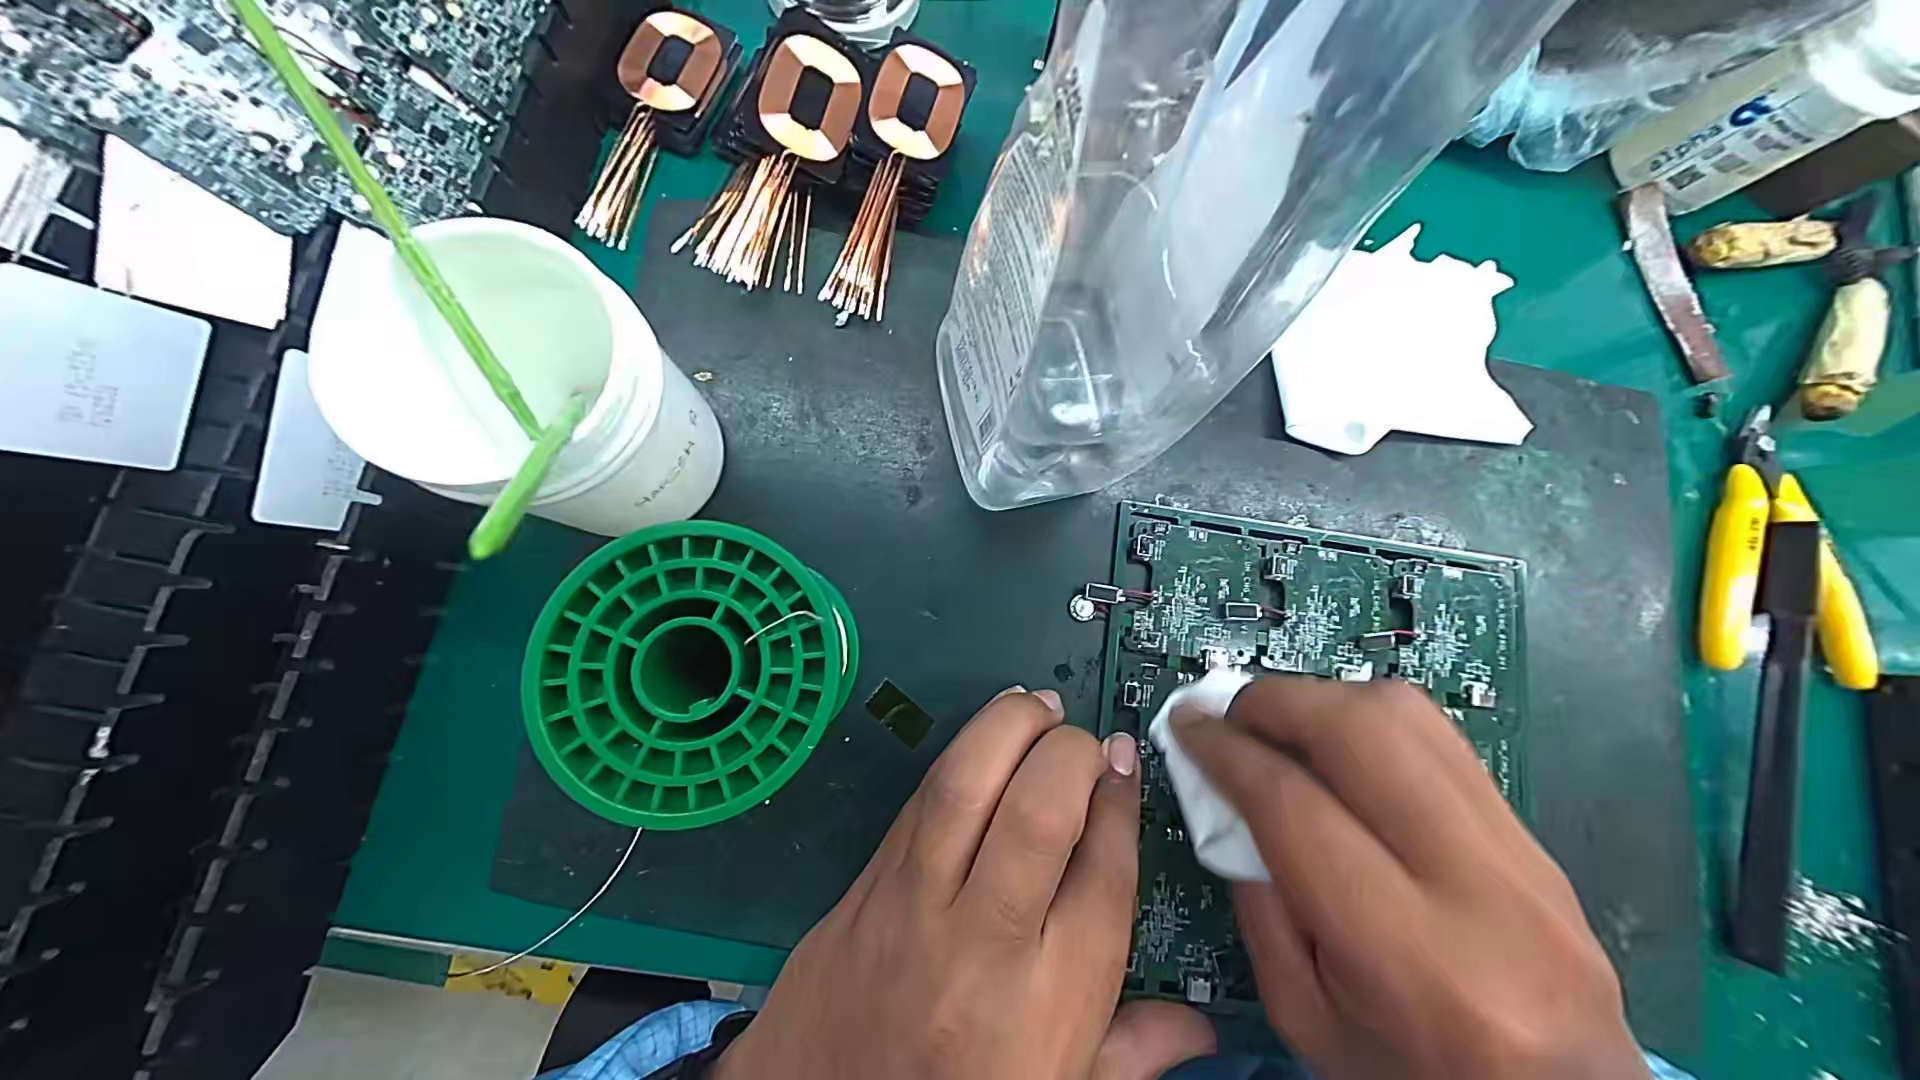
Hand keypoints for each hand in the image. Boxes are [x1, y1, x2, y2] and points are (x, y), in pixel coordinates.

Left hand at [714, 687, 1213, 1079]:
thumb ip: (1130, 1054)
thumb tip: (1201, 1029)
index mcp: (1048, 1007)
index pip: (1104, 875)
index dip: (1120, 803)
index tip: (1123, 764)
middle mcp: (983, 944)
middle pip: (1036, 815)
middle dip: (1068, 755)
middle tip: (1083, 736)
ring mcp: (914, 905)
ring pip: (964, 788)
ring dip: (1007, 728)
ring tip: (1038, 705)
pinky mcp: (868, 882)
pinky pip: (920, 800)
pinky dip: (960, 755)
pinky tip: (985, 735)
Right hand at [1174, 677, 1645, 1079]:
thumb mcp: (1303, 1013)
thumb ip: (1257, 897)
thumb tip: (1225, 792)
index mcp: (1415, 959)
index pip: (1294, 805)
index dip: (1225, 751)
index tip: (1186, 725)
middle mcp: (1484, 890)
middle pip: (1362, 733)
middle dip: (1272, 703)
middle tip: (1226, 715)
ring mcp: (1524, 855)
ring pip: (1405, 716)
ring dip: (1318, 699)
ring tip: (1274, 723)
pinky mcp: (1534, 839)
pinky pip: (1434, 738)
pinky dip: (1363, 719)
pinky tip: (1330, 744)